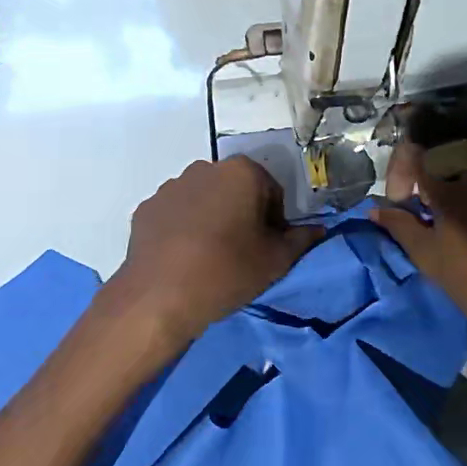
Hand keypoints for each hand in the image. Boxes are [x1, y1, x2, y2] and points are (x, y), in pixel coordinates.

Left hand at [109, 157, 324, 344]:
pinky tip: (183, 258)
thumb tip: (319, 230)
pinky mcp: (147, 207)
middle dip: (242, 215)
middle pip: (235, 191)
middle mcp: (205, 168)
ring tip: (210, 257)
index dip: (275, 222)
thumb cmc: (227, 271)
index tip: (267, 248)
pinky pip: (175, 214)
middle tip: (241, 253)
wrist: (160, 297)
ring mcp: (171, 186)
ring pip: (203, 200)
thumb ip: (302, 239)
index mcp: (241, 172)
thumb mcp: (276, 260)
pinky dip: (183, 228)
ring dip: (211, 219)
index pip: (271, 192)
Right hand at [370, 142, 466, 349]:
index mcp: (451, 179)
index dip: (398, 173)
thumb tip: (375, 210)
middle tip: (428, 211)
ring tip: (460, 217)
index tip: (402, 204)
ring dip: (458, 181)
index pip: (413, 151)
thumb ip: (401, 227)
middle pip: (444, 153)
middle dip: (429, 176)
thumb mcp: (431, 260)